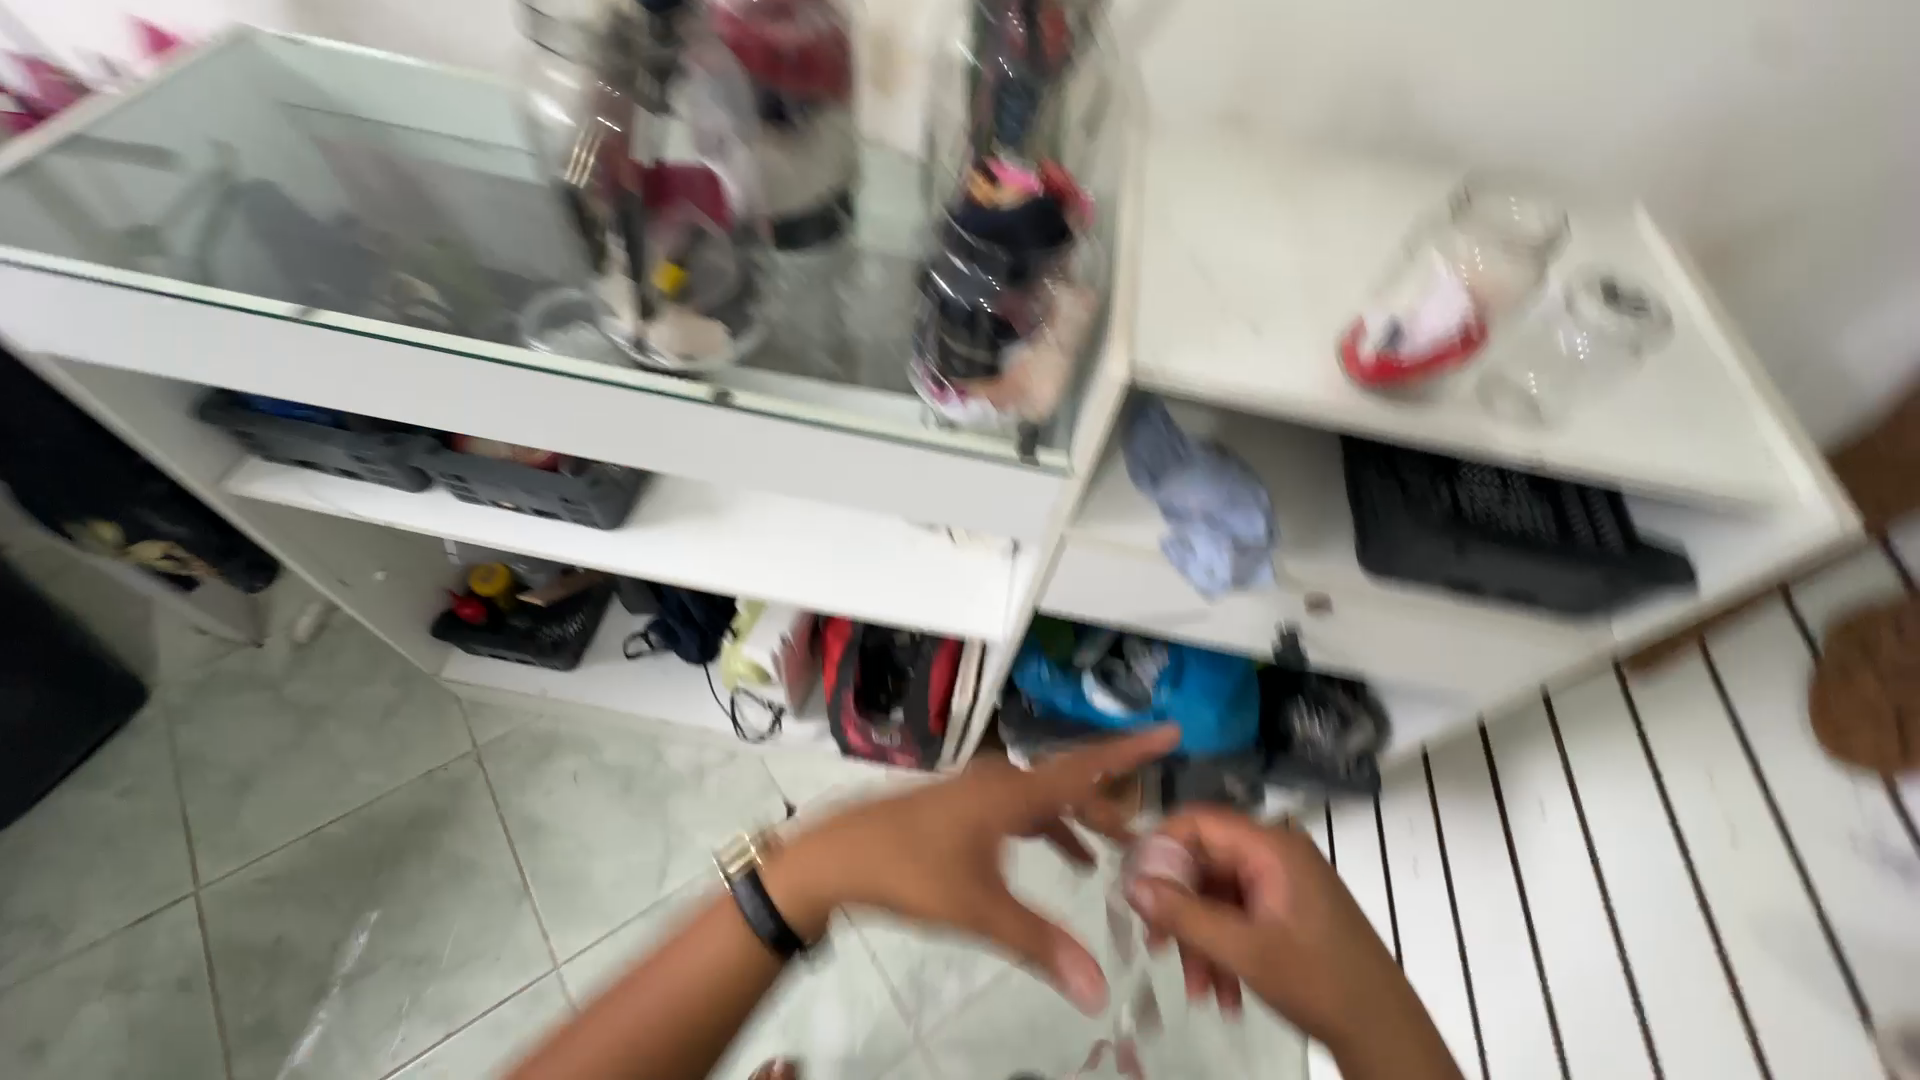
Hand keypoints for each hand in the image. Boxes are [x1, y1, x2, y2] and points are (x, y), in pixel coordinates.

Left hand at [765, 727, 1179, 1014]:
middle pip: (1068, 786)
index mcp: (1012, 792)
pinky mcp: (963, 805)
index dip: (1131, 751)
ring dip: (1076, 822)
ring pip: (1043, 799)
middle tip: (1143, 836)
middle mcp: (1000, 780)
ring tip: (1106, 856)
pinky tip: (1057, 857)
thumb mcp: (979, 910)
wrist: (842, 855)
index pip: (1086, 766)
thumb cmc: (911, 871)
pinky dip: (1045, 829)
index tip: (1170, 731)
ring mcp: (979, 790)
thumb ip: (1040, 944)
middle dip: (1107, 809)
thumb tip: (1097, 988)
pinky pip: (1019, 809)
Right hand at [1126, 807, 1458, 1077]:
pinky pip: (1235, 914)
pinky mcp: (1285, 908)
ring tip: (1198, 990)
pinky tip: (1222, 992)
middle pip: (1203, 862)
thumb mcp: (1244, 950)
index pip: (1197, 822)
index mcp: (1270, 846)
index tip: (1134, 886)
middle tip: (1156, 946)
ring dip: (1199, 939)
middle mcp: (1274, 853)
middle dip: (1179, 909)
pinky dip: (1222, 948)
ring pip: (1215, 895)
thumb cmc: (1319, 982)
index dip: (1160, 847)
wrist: (1386, 1035)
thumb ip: (1184, 915)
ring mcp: (1281, 882)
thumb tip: (1130, 884)